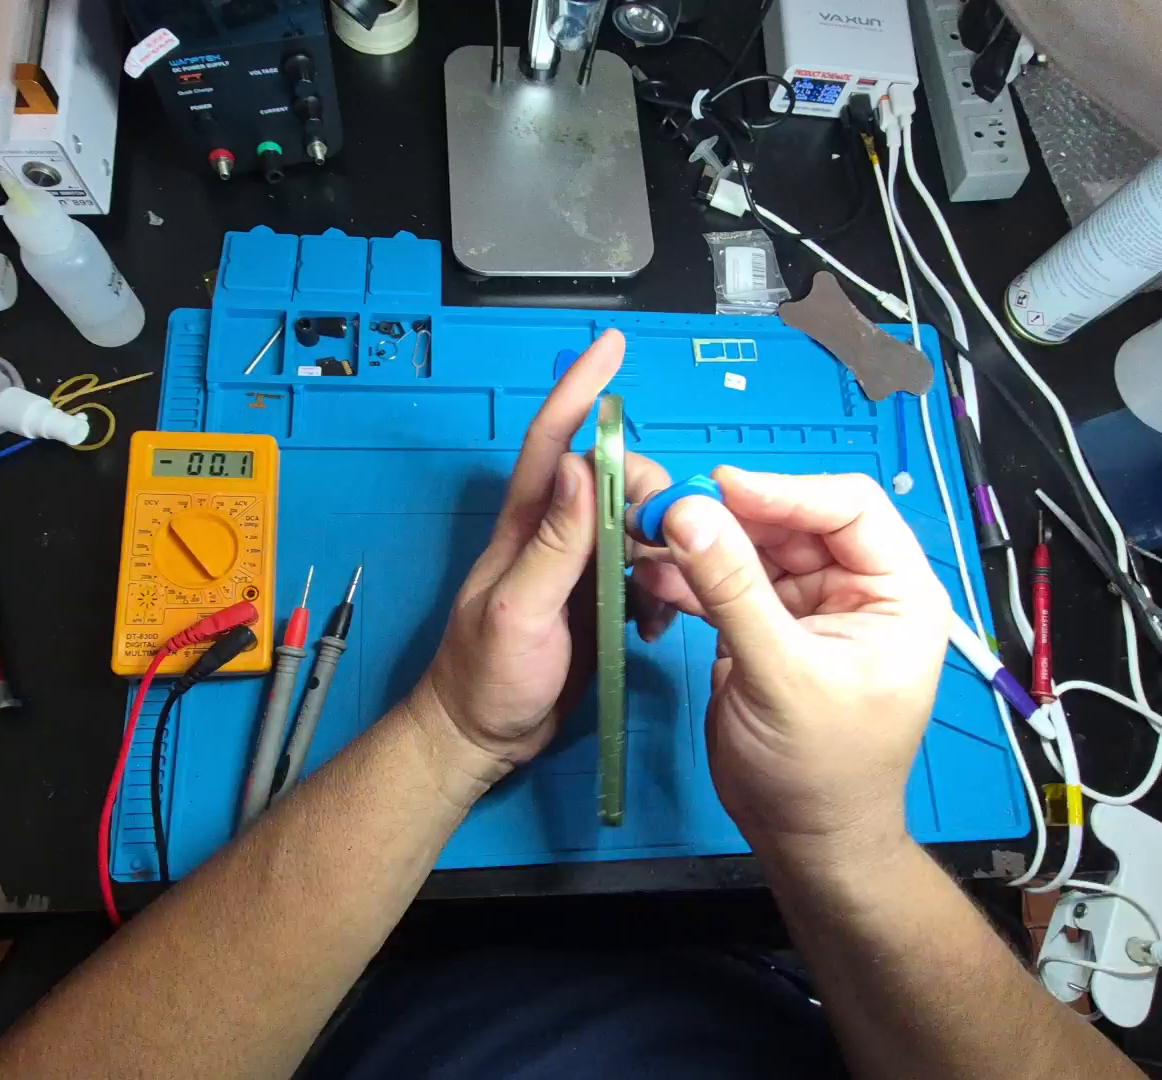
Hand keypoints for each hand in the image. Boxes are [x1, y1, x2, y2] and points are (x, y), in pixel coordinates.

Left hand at [410, 331, 625, 788]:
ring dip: (663, 543)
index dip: (578, 390)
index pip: (552, 441)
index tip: (610, 347)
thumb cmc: (487, 674)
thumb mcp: (519, 609)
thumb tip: (584, 466)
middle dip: (651, 492)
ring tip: (670, 583)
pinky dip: (660, 584)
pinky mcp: (596, 598)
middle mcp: (554, 533)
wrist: (486, 733)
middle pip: (613, 481)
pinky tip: (660, 616)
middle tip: (675, 535)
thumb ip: (552, 543)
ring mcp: (577, 566)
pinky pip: (640, 570)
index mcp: (526, 524)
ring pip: (634, 524)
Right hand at [636, 467, 951, 857]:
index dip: (783, 491)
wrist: (798, 835)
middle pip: (787, 522)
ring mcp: (802, 604)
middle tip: (663, 512)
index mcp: (893, 591)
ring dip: (698, 544)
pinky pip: (723, 582)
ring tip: (646, 539)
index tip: (715, 487)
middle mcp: (850, 586)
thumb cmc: (819, 768)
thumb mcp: (781, 675)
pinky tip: (651, 577)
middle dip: (727, 517)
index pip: (847, 508)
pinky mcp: (761, 623)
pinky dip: (688, 577)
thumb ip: (733, 590)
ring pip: (747, 548)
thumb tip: (686, 513)